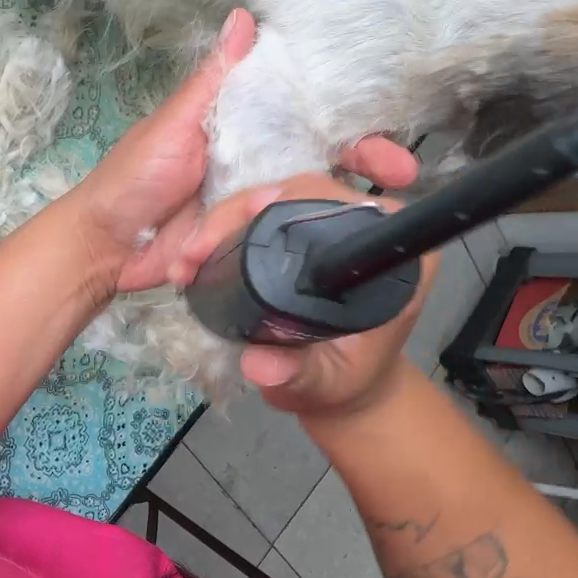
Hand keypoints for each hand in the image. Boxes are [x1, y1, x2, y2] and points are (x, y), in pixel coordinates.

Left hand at [61, 7, 423, 294]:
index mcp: (243, 128)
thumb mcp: (173, 126)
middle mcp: (256, 164)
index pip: (308, 116)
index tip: (390, 133)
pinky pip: (278, 242)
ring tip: (375, 220)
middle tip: (402, 184)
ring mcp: (251, 207)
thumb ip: (212, 83)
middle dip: (366, 169)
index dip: (351, 123)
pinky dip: (303, 246)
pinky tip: (337, 253)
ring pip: (307, 203)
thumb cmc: (133, 179)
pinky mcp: (243, 245)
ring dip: (340, 210)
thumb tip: (245, 18)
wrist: (105, 247)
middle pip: (322, 161)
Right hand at [167, 171, 435, 423]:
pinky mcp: (304, 229)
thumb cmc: (340, 385)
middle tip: (192, 254)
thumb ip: (297, 374)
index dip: (286, 208)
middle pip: (299, 192)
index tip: (236, 232)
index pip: (340, 208)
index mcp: (392, 257)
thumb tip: (263, 366)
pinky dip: (224, 227)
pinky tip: (194, 253)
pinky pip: (262, 210)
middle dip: (236, 215)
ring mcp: (334, 223)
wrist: (337, 386)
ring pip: (273, 196)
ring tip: (185, 260)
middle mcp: (370, 228)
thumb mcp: (320, 384)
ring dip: (222, 220)